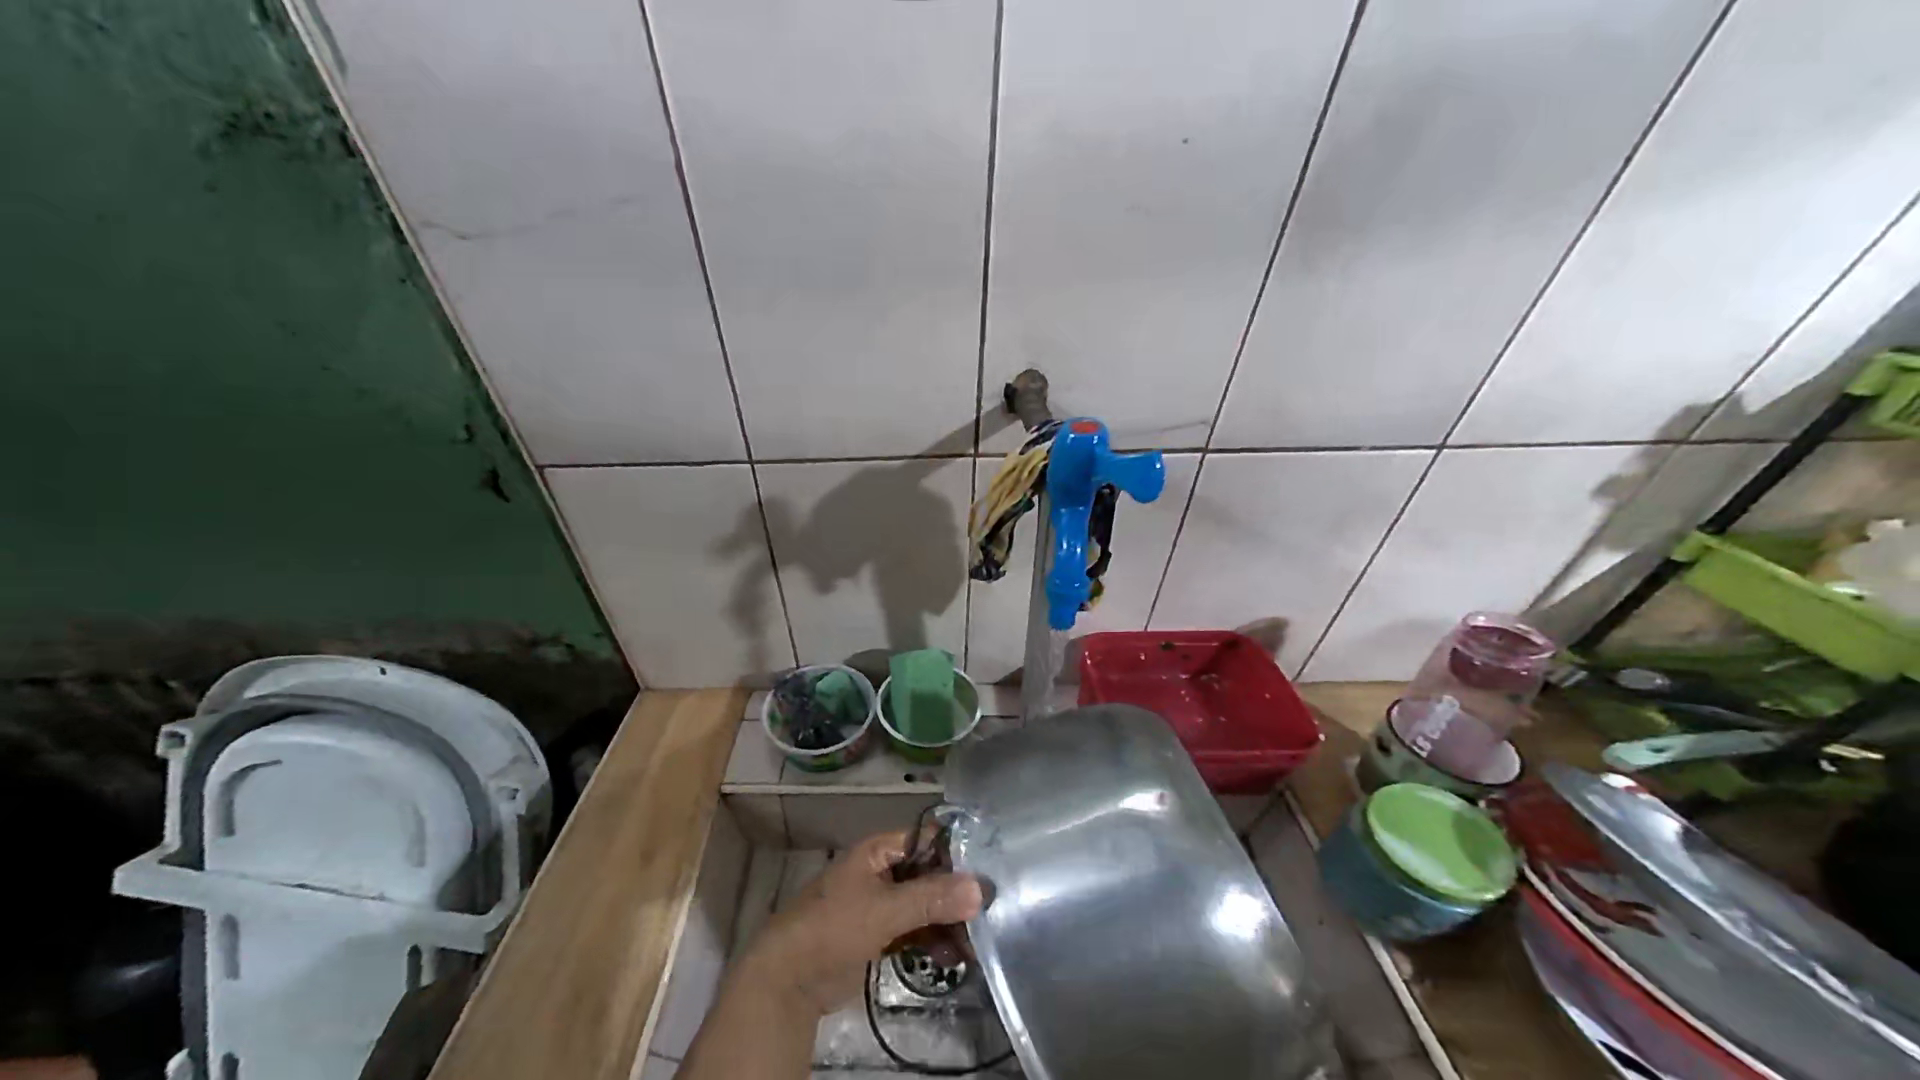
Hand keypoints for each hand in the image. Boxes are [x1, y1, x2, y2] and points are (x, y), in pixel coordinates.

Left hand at [736, 830, 984, 1016]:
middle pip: (930, 875)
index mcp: (879, 851)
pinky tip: (953, 959)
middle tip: (987, 919)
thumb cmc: (833, 927)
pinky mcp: (881, 934)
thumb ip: (931, 898)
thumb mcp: (884, 910)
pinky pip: (916, 929)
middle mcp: (883, 871)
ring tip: (973, 948)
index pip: (928, 840)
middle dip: (956, 896)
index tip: (990, 873)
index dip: (957, 854)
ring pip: (925, 905)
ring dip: (949, 923)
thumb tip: (980, 889)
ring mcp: (882, 903)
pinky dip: (934, 940)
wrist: (788, 979)